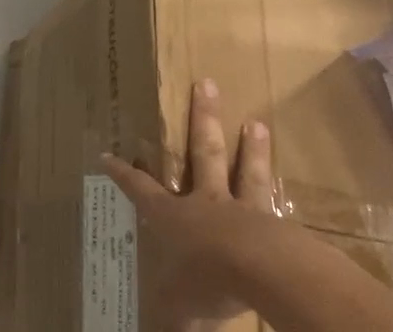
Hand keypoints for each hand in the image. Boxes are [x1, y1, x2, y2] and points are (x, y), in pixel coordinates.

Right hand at [100, 80, 279, 329]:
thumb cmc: (213, 279)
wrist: (272, 275)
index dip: (122, 172)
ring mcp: (247, 210)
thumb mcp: (183, 305)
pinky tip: (285, 181)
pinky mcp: (283, 226)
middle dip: (201, 120)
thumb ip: (170, 314)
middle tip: (206, 85)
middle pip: (201, 154)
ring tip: (255, 120)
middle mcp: (206, 202)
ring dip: (248, 146)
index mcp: (173, 215)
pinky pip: (279, 204)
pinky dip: (280, 190)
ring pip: (245, 170)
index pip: (139, 189)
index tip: (107, 153)